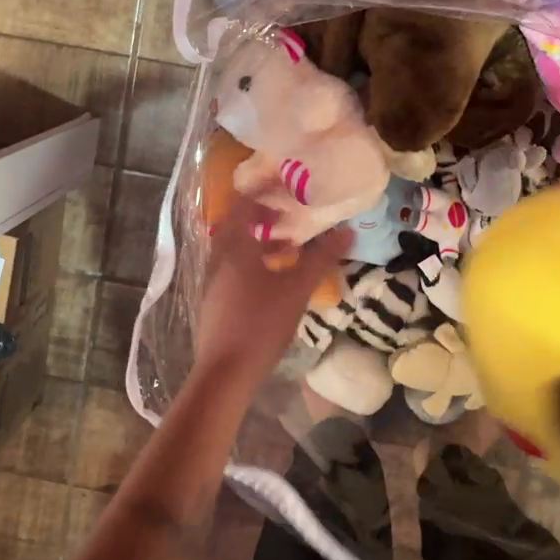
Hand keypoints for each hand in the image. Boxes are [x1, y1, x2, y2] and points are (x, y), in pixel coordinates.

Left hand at [194, 205, 349, 390]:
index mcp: (234, 246)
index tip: (288, 186)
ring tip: (290, 244)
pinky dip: (253, 260)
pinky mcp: (215, 299)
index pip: (245, 203)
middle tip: (292, 213)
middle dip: (264, 215)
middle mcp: (219, 257)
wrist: (225, 373)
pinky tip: (275, 276)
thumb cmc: (260, 323)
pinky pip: (234, 266)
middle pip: (239, 224)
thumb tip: (346, 230)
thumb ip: (321, 257)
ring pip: (236, 247)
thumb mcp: (297, 289)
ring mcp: (213, 279)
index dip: (265, 191)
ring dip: (260, 240)